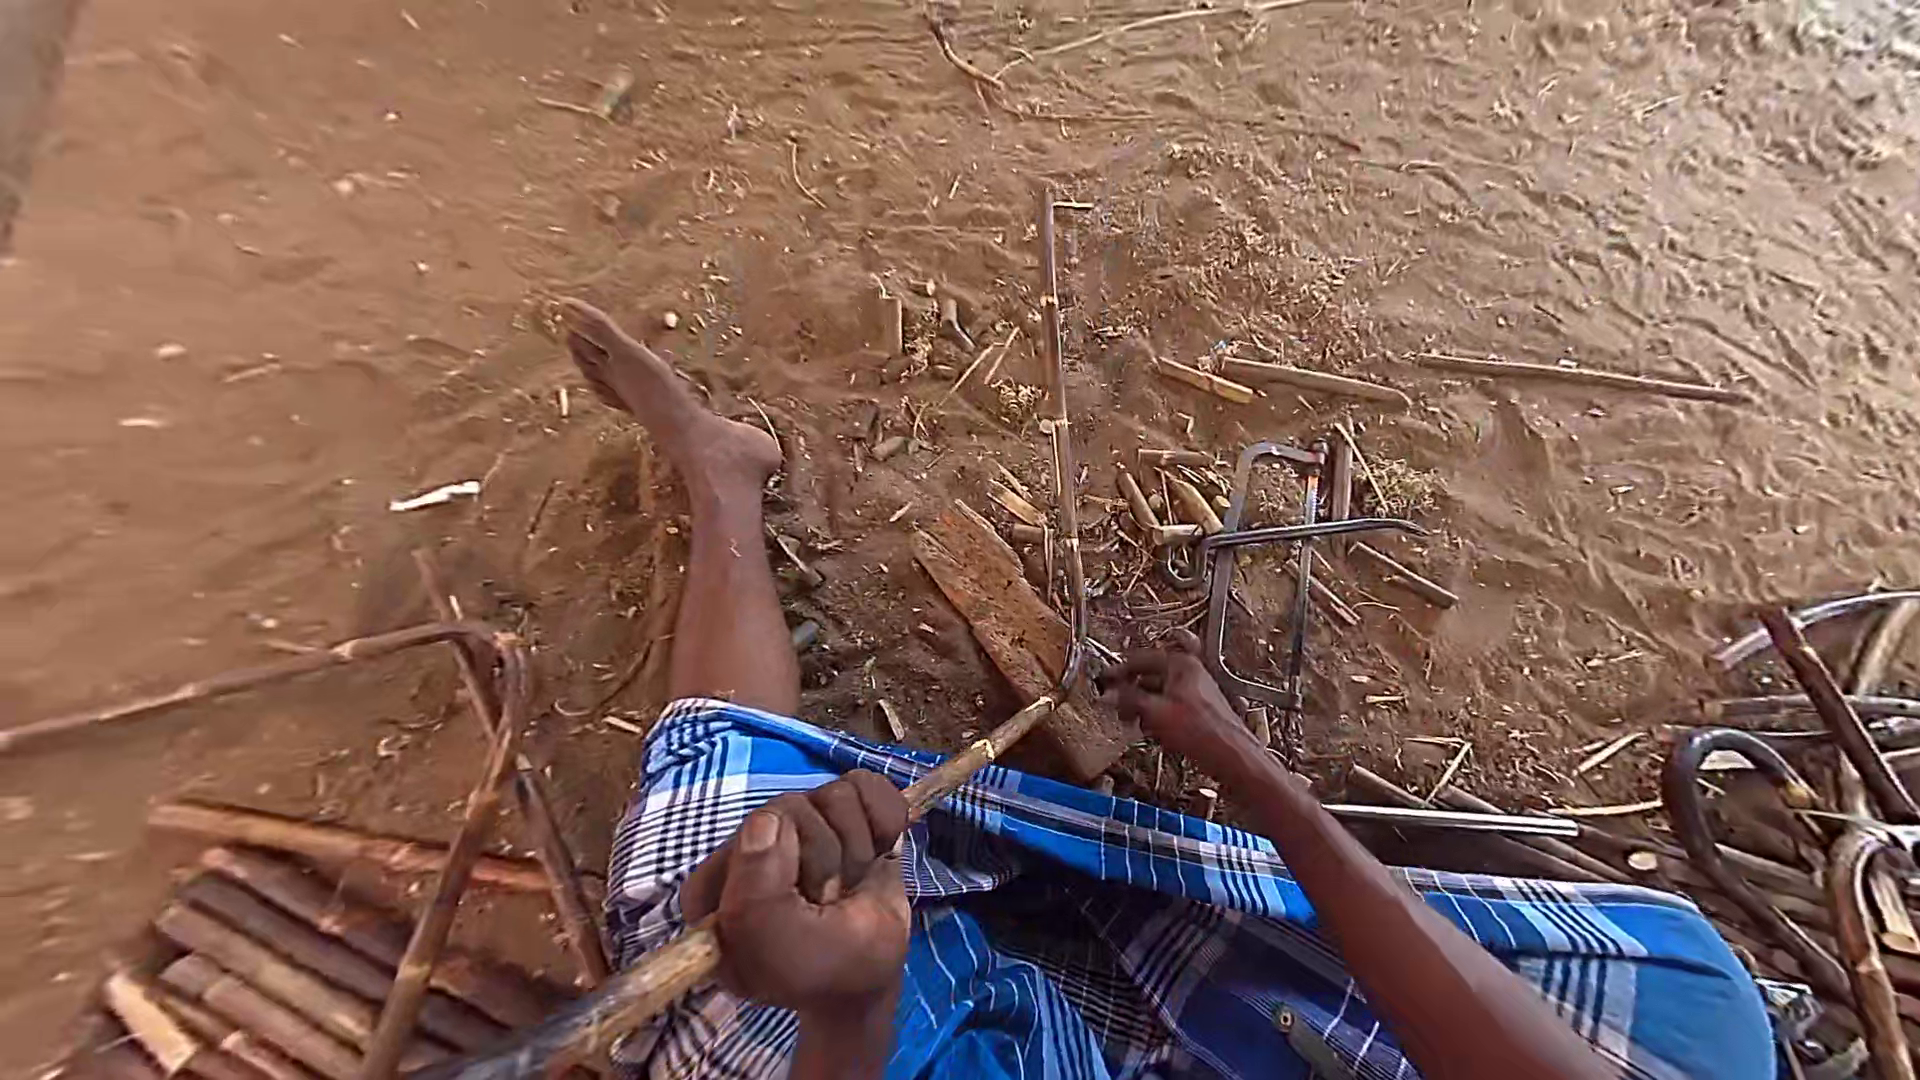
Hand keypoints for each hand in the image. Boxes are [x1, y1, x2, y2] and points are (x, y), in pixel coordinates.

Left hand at [685, 770, 910, 1016]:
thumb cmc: (821, 971)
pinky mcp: (843, 805)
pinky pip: (868, 785)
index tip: (798, 910)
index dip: (787, 867)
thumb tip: (765, 820)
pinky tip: (877, 852)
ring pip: (837, 796)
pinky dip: (884, 820)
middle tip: (829, 904)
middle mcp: (755, 839)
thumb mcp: (778, 954)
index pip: (756, 829)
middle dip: (829, 861)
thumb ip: (757, 898)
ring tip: (850, 887)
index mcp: (718, 876)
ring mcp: (801, 820)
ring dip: (858, 850)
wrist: (871, 974)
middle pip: (799, 808)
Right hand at [1104, 630, 1264, 781]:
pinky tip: (1150, 730)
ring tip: (1131, 719)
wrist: (1232, 758)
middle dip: (1131, 691)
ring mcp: (1196, 692)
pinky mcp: (1199, 710)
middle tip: (1115, 703)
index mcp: (1181, 664)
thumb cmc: (1201, 731)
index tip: (1105, 681)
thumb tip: (1110, 694)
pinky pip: (1169, 706)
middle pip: (1150, 676)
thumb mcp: (1154, 712)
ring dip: (1142, 705)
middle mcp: (1190, 673)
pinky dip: (1156, 715)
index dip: (1120, 671)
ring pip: (1159, 693)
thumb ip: (1128, 699)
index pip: (1141, 659)